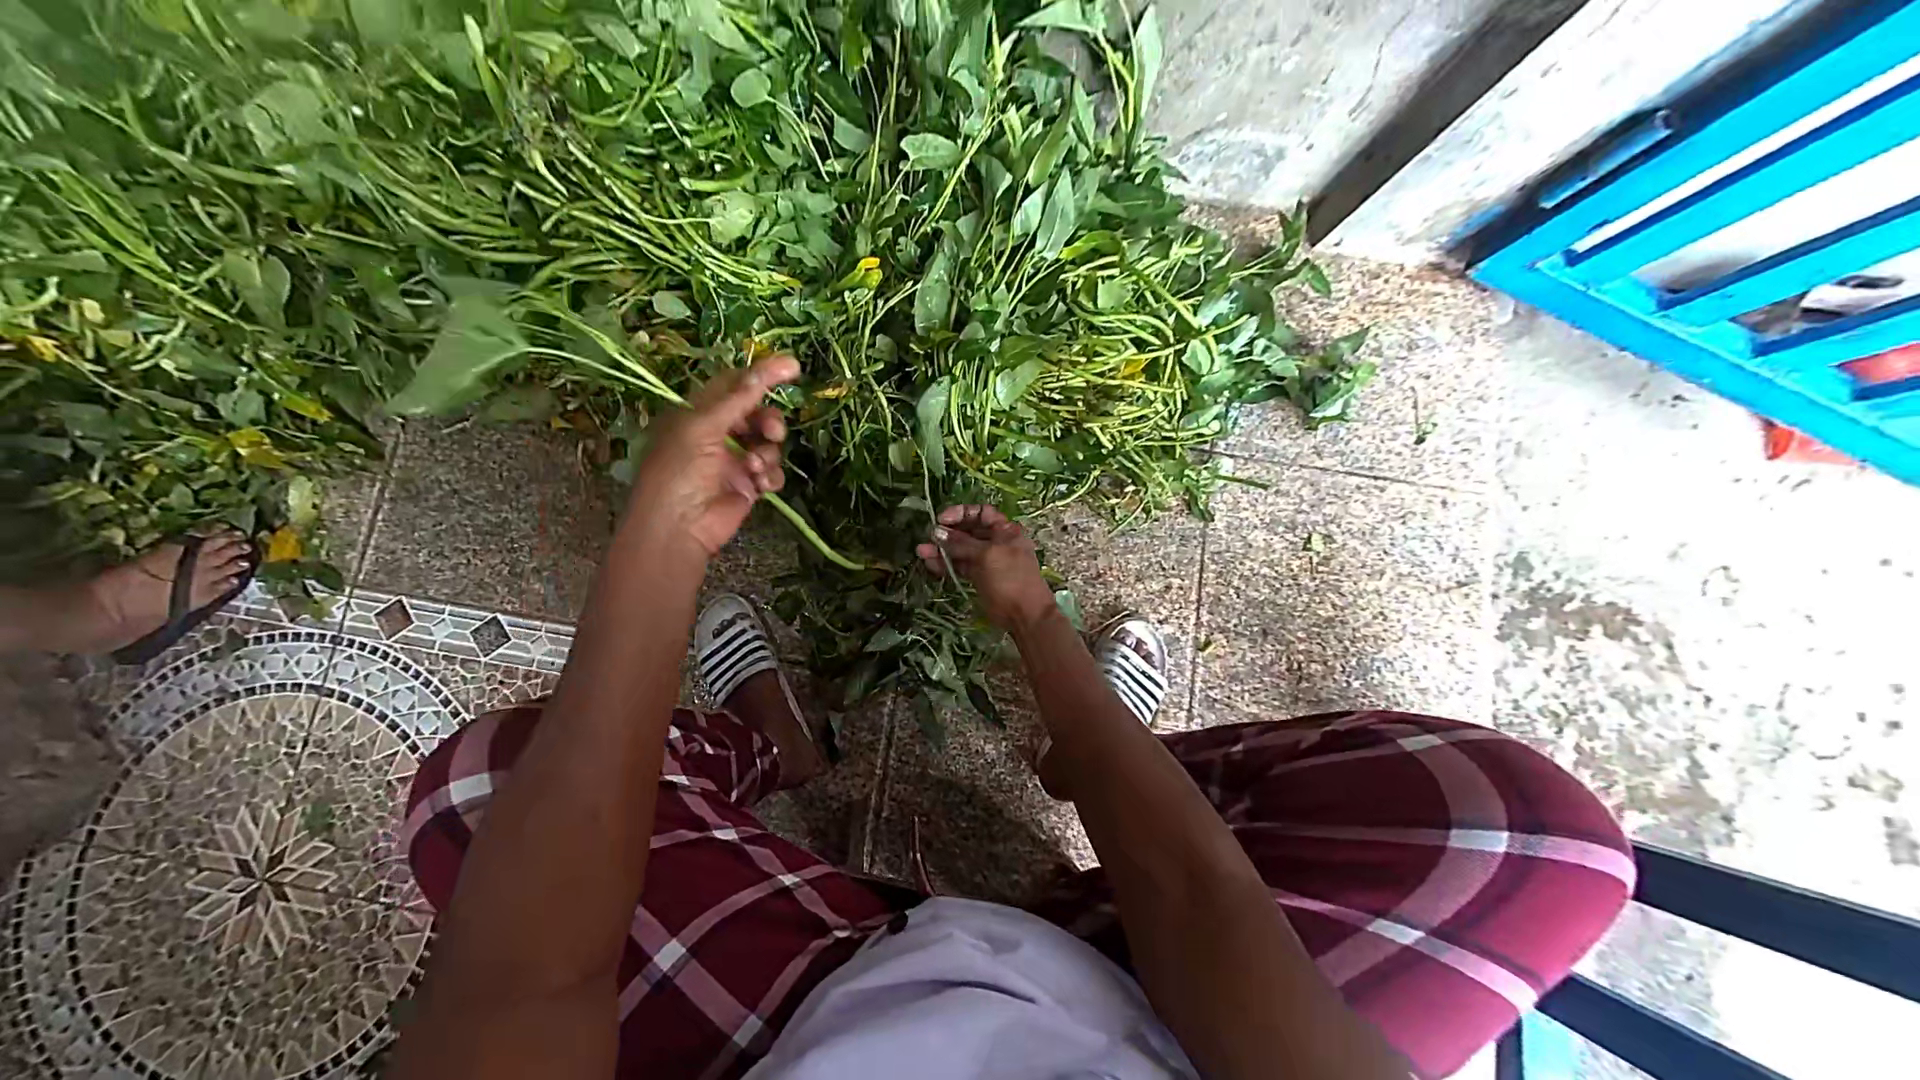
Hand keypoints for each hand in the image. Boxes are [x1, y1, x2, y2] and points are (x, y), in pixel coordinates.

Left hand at [631, 354, 799, 556]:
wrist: (678, 528)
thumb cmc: (679, 471)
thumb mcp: (704, 426)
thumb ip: (740, 397)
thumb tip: (775, 364)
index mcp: (697, 413)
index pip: (733, 384)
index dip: (761, 375)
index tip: (793, 368)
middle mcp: (716, 433)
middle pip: (755, 414)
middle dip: (768, 420)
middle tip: (771, 431)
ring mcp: (732, 461)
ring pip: (767, 443)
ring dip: (767, 452)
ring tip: (754, 467)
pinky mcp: (747, 486)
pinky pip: (771, 472)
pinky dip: (770, 475)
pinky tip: (760, 484)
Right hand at [915, 505, 1056, 631]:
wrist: (1025, 614)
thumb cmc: (1011, 578)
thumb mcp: (986, 555)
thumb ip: (961, 543)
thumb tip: (936, 532)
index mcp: (1004, 530)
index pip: (981, 512)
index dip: (961, 513)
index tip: (942, 519)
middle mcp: (995, 542)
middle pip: (968, 531)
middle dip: (947, 533)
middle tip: (928, 537)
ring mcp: (986, 560)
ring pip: (961, 550)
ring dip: (942, 550)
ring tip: (921, 552)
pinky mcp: (978, 577)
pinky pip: (960, 565)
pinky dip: (946, 565)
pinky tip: (930, 564)